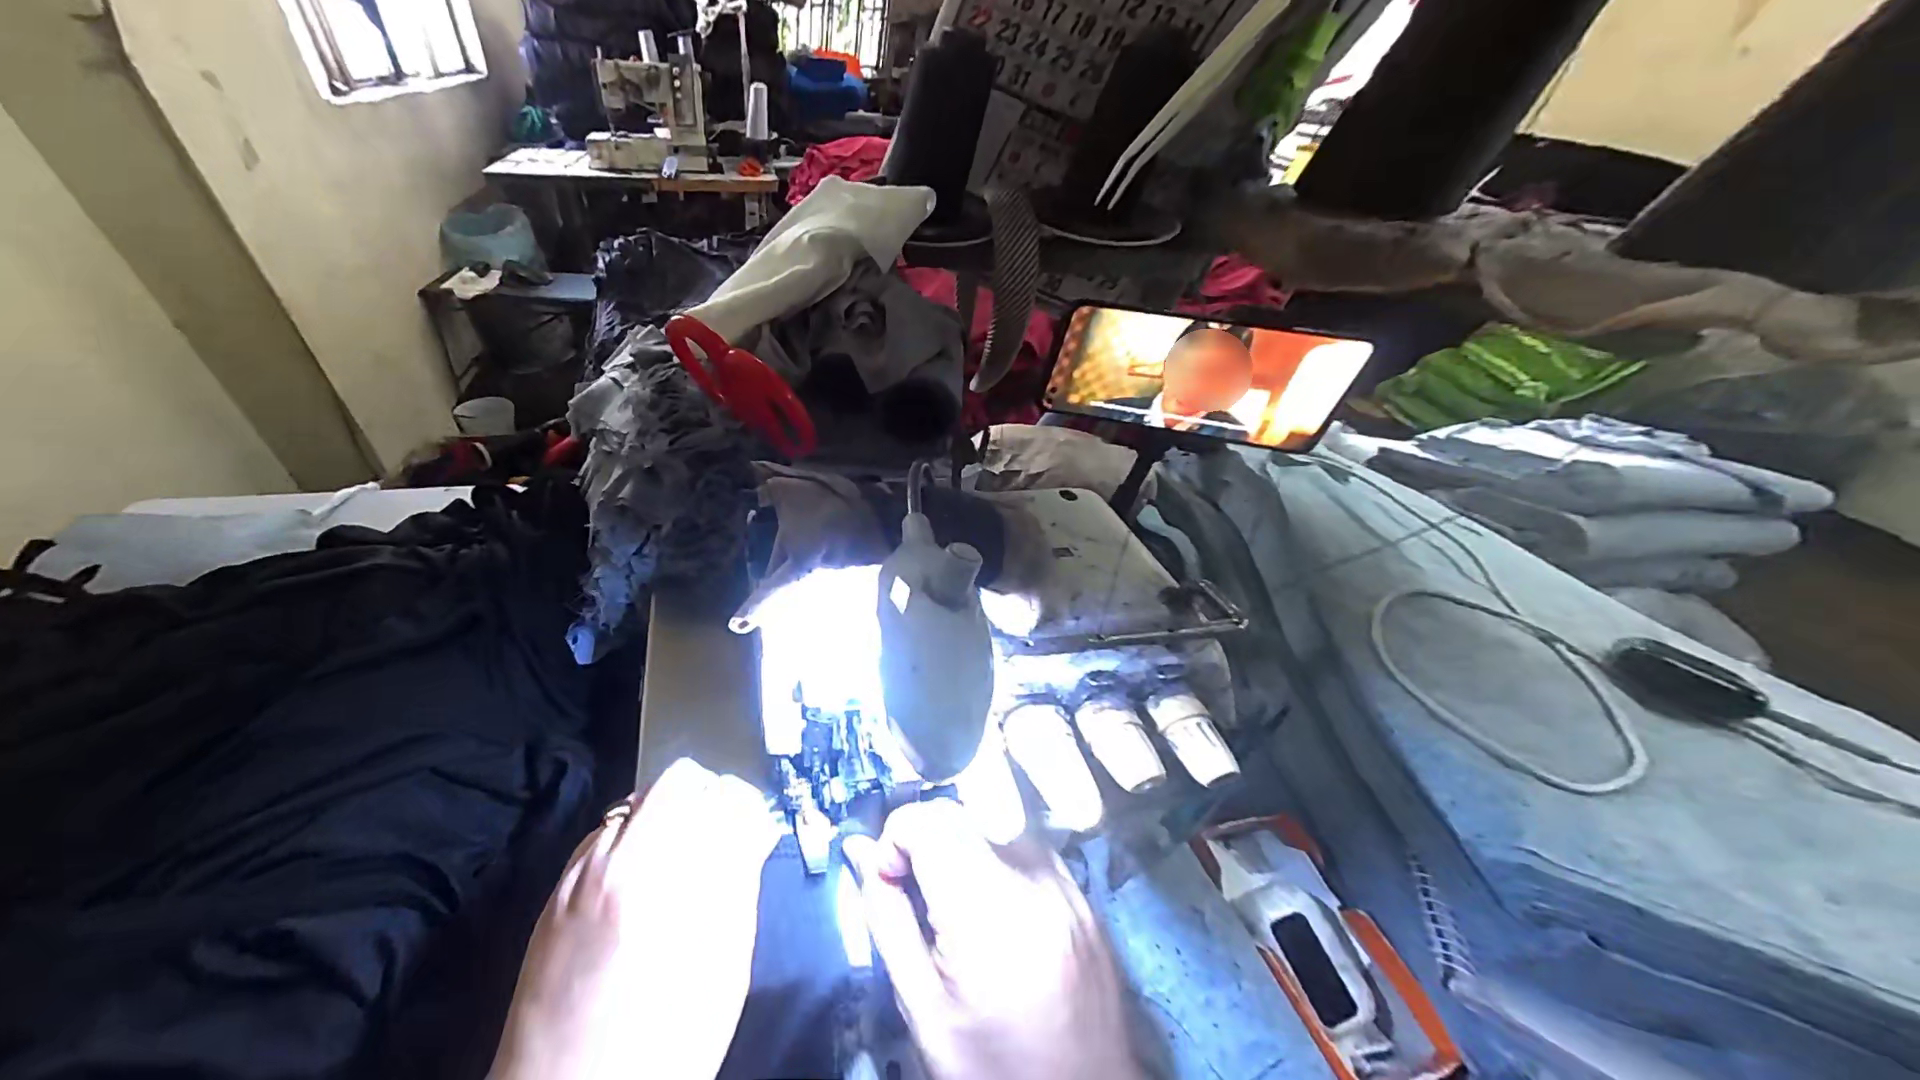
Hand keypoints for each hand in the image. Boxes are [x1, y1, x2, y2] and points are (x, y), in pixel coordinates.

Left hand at [488, 758, 779, 1079]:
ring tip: (682, 849)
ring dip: (670, 809)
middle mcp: (631, 863)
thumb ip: (740, 885)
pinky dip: (632, 832)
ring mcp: (587, 872)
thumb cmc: (667, 1044)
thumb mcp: (727, 965)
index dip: (749, 807)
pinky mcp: (557, 890)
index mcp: (683, 884)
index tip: (754, 825)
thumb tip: (753, 834)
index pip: (729, 802)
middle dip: (710, 796)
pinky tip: (641, 869)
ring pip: (639, 797)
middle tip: (722, 829)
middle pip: (681, 781)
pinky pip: (605, 829)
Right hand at [844, 800, 1142, 1079]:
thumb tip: (859, 850)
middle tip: (914, 892)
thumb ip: (886, 917)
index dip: (894, 838)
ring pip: (992, 823)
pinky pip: (1027, 847)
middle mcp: (1033, 878)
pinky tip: (996, 912)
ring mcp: (1066, 881)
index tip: (888, 878)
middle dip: (924, 839)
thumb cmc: (991, 1069)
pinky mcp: (1082, 891)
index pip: (927, 821)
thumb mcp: (922, 1005)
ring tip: (957, 908)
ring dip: (961, 848)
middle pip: (960, 814)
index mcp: (987, 908)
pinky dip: (998, 860)